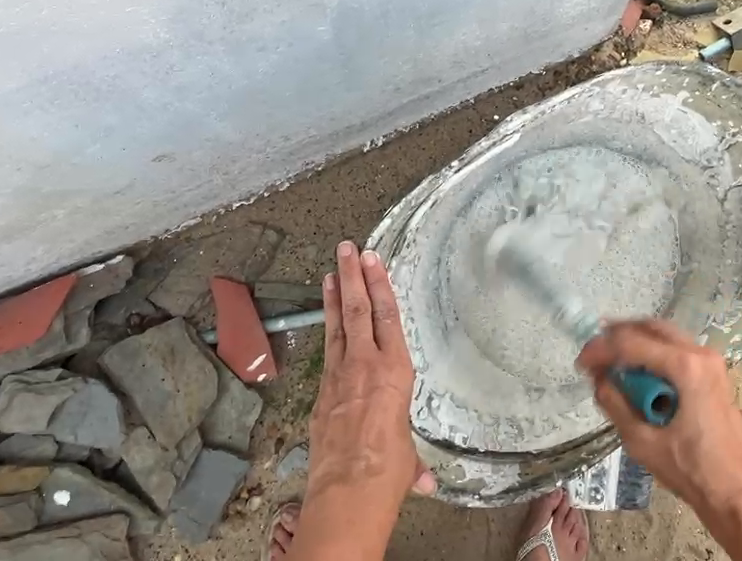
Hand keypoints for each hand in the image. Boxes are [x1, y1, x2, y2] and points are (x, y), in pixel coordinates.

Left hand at [293, 242, 432, 560]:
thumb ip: (411, 460)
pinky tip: (326, 315)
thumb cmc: (387, 473)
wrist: (348, 492)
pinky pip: (326, 350)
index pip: (388, 316)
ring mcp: (340, 376)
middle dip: (354, 276)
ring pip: (339, 325)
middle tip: (348, 248)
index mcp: (396, 371)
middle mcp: (367, 365)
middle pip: (360, 309)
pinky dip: (326, 327)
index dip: (380, 284)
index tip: (373, 260)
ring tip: (333, 267)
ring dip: (337, 294)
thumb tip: (421, 481)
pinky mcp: (321, 393)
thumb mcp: (407, 459)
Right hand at [576, 319, 741, 515]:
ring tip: (610, 358)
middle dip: (618, 335)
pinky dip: (654, 353)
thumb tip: (598, 379)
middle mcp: (701, 354)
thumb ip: (615, 404)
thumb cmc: (690, 471)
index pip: (633, 344)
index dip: (601, 349)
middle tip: (594, 351)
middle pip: (651, 328)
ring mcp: (712, 362)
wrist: (736, 494)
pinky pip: (677, 350)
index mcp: (686, 367)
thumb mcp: (642, 441)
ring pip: (665, 336)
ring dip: (636, 342)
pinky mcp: (714, 374)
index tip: (580, 362)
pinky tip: (637, 369)